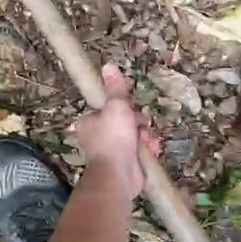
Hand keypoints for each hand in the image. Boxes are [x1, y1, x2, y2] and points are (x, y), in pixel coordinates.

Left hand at [72, 65, 157, 200]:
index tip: (129, 105)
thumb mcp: (116, 106)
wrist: (119, 176)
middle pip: (124, 119)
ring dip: (145, 134)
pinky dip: (148, 148)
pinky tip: (151, 149)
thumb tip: (108, 66)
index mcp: (89, 121)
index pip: (107, 106)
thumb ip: (115, 88)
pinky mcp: (127, 162)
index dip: (121, 105)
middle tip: (139, 125)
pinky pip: (141, 148)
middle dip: (137, 121)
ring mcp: (113, 150)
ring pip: (135, 133)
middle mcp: (99, 135)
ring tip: (146, 140)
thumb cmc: (113, 138)